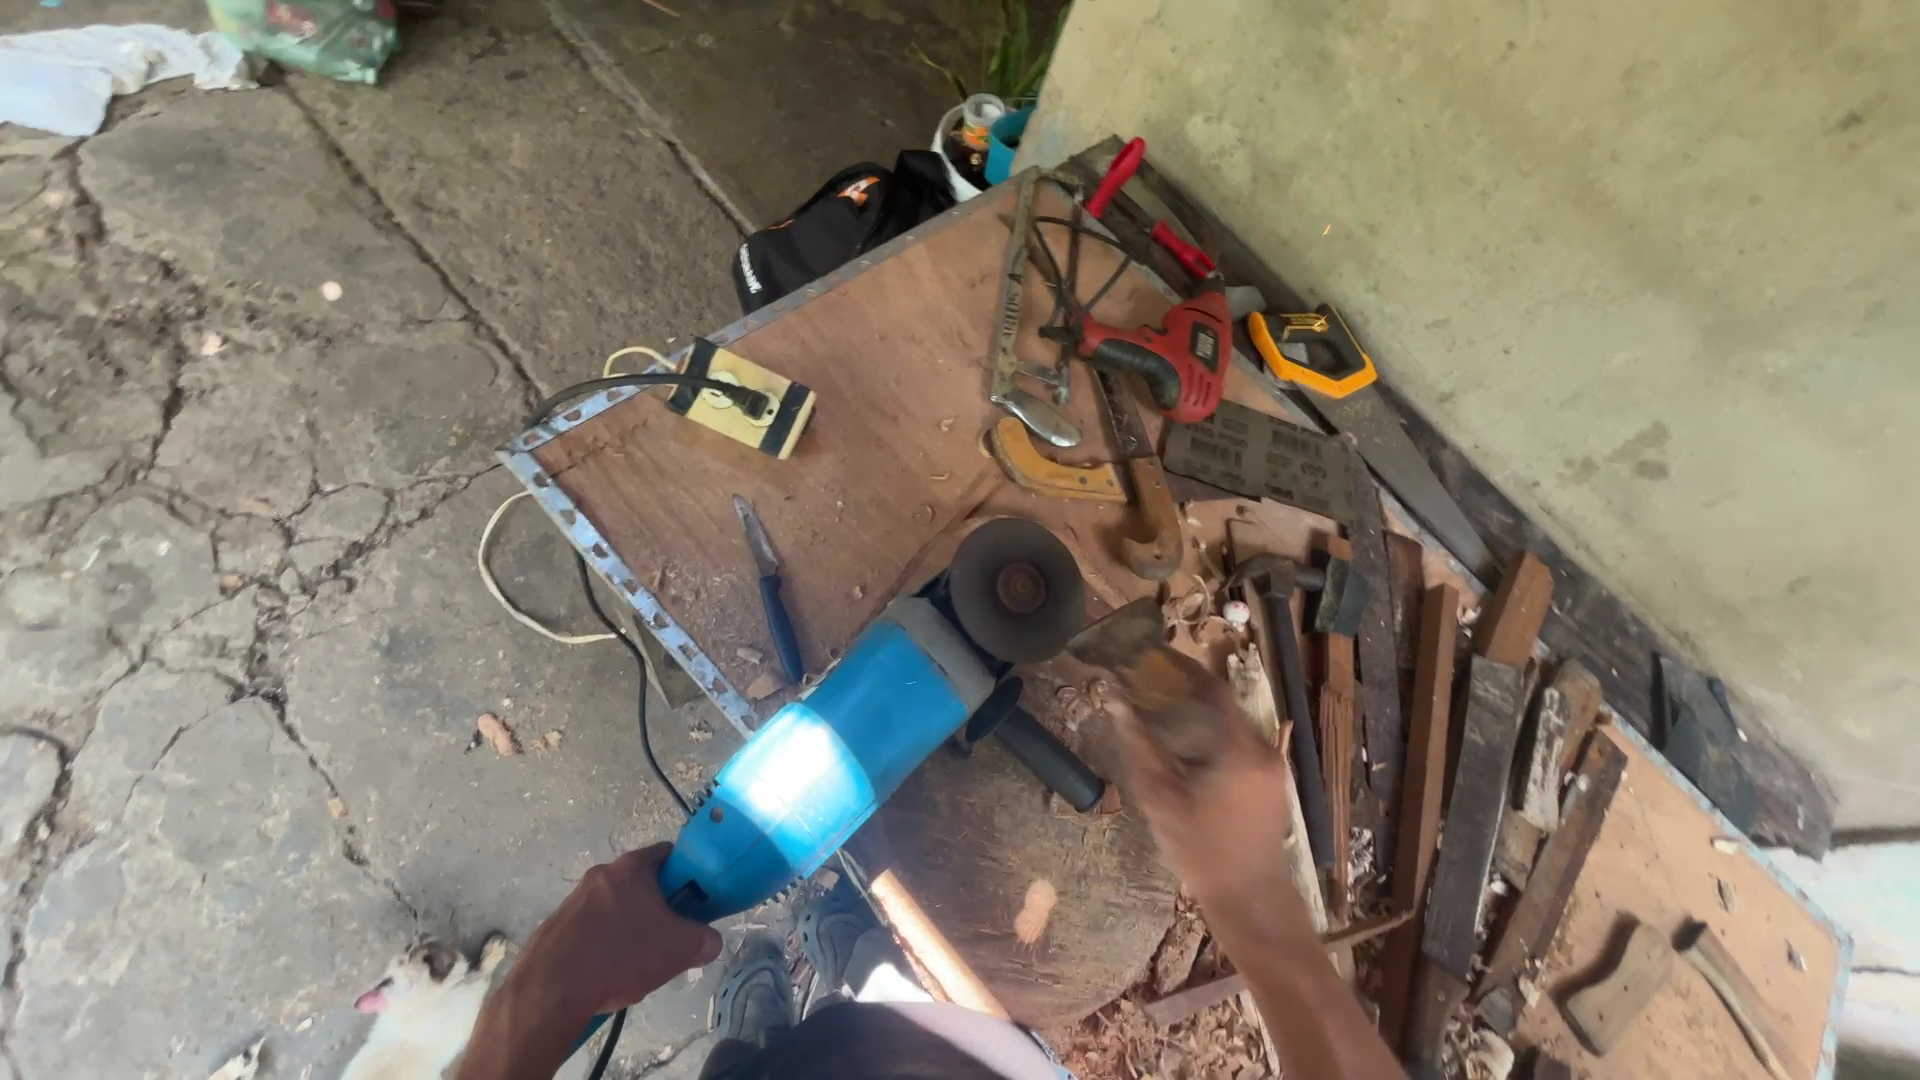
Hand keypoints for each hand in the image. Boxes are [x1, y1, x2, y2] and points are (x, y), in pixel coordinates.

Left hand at [512, 843, 722, 1016]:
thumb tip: (709, 942)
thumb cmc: (621, 955)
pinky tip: (604, 977)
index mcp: (632, 867)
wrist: (549, 994)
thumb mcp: (680, 949)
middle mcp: (600, 874)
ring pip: (613, 909)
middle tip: (668, 937)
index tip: (693, 900)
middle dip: (656, 908)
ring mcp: (571, 902)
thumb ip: (705, 940)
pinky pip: (588, 932)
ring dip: (627, 929)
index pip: (669, 854)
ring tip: (634, 964)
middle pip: (640, 884)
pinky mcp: (552, 930)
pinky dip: (600, 948)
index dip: (687, 874)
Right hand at [1106, 688, 1309, 943]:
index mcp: (1239, 748)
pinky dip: (1215, 733)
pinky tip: (1189, 747)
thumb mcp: (1161, 799)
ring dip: (1201, 713)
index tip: (1154, 656)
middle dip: (1187, 690)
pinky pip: (1242, 742)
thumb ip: (1139, 746)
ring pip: (1233, 723)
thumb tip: (1116, 703)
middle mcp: (1264, 749)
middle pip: (1224, 703)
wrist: (1251, 900)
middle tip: (1151, 686)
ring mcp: (1275, 766)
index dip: (1183, 667)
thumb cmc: (1202, 851)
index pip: (1212, 688)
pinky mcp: (1274, 782)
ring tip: (1164, 712)